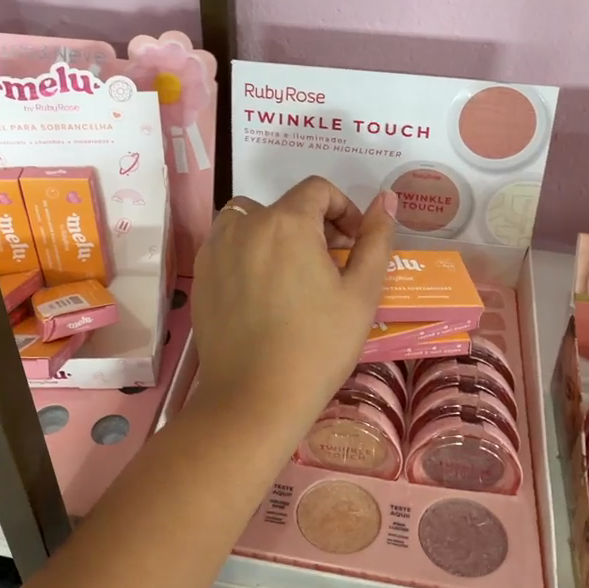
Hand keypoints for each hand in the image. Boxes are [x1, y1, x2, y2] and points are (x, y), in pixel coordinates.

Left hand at [190, 177, 396, 423]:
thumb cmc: (318, 346)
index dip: (343, 210)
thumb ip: (376, 240)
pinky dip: (248, 254)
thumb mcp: (361, 294)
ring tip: (293, 276)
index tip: (353, 245)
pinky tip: (263, 294)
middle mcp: (245, 224)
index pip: (318, 189)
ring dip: (275, 234)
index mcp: (287, 222)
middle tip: (330, 268)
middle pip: (285, 205)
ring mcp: (217, 249)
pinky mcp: (202, 275)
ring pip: (251, 221)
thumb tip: (386, 199)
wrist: (254, 398)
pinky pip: (228, 246)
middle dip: (312, 225)